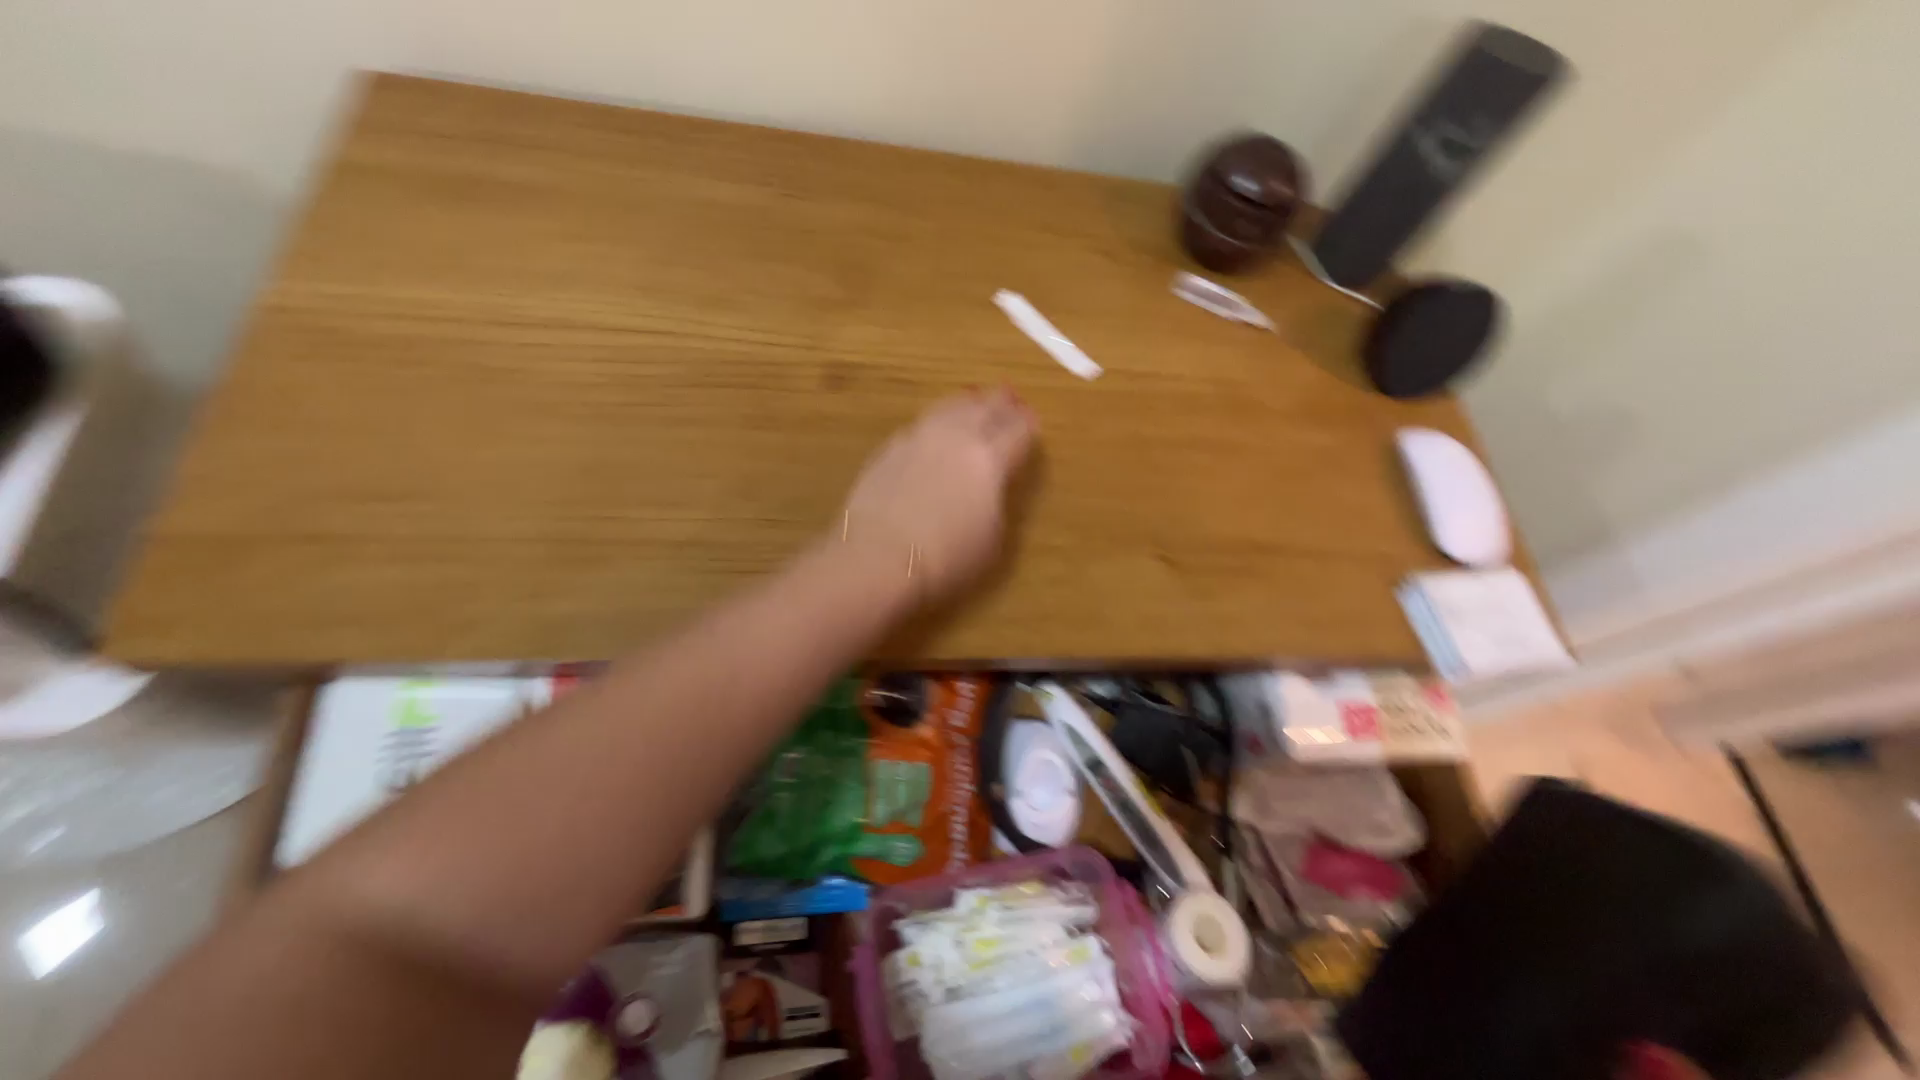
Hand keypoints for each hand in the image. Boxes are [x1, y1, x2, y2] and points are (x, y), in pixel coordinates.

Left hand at [839, 387, 1037, 605]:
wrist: (878, 555)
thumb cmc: (945, 558)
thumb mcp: (992, 540)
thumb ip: (996, 503)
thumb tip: (990, 488)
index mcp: (990, 459)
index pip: (1017, 431)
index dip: (1028, 425)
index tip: (1032, 421)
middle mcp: (956, 437)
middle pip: (985, 409)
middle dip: (1000, 404)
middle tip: (1008, 399)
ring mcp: (919, 438)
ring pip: (950, 407)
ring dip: (967, 404)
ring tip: (973, 402)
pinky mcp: (889, 448)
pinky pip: (921, 424)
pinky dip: (936, 421)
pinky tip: (935, 428)